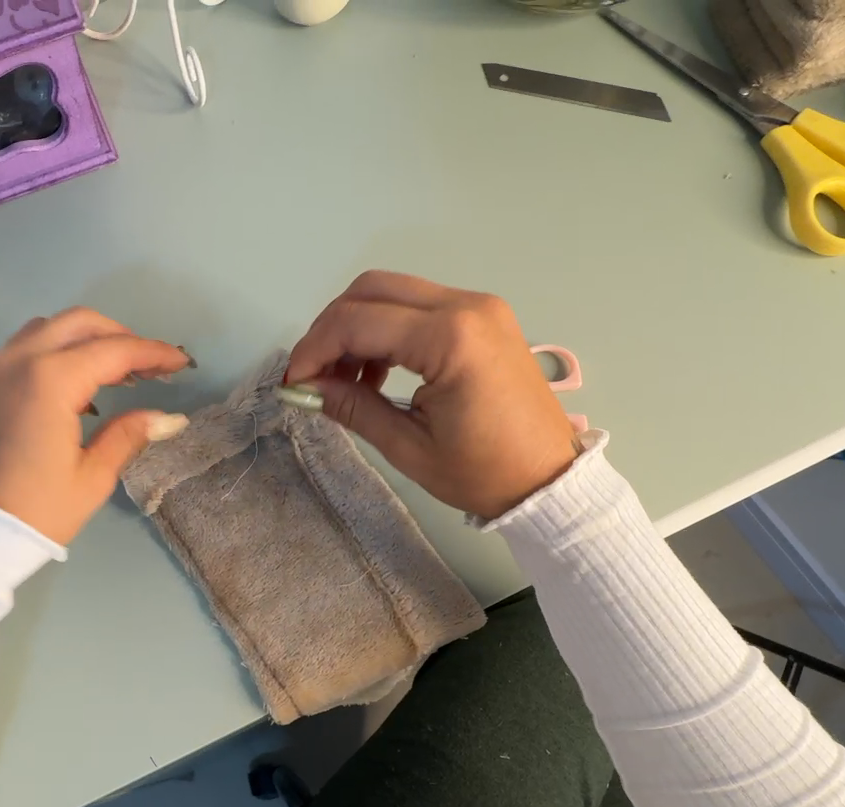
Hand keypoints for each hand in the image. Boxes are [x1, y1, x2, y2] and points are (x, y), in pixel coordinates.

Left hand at [0, 309, 190, 544]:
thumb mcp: (93, 476)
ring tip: (117, 373)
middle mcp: (20, 360)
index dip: (153, 353)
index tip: (181, 363)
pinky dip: (58, 350)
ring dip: (87, 339)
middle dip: (121, 337)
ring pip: (50, 328)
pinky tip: (78, 385)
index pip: (113, 351)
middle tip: (150, 366)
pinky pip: (27, 346)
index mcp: (50, 381)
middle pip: (80, 323)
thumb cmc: (38, 510)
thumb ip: (130, 435)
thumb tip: (169, 417)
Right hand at [284, 272, 579, 520]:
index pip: (358, 322)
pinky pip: (416, 306)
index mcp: (449, 339)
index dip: (314, 349)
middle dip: (330, 330)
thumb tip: (305, 388)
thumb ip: (353, 408)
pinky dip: (384, 330)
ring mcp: (477, 306)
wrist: (549, 478)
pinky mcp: (481, 316)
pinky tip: (375, 373)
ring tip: (343, 381)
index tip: (295, 383)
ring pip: (391, 292)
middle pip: (371, 290)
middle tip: (313, 376)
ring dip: (356, 328)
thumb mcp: (408, 448)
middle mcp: (465, 306)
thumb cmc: (483, 473)